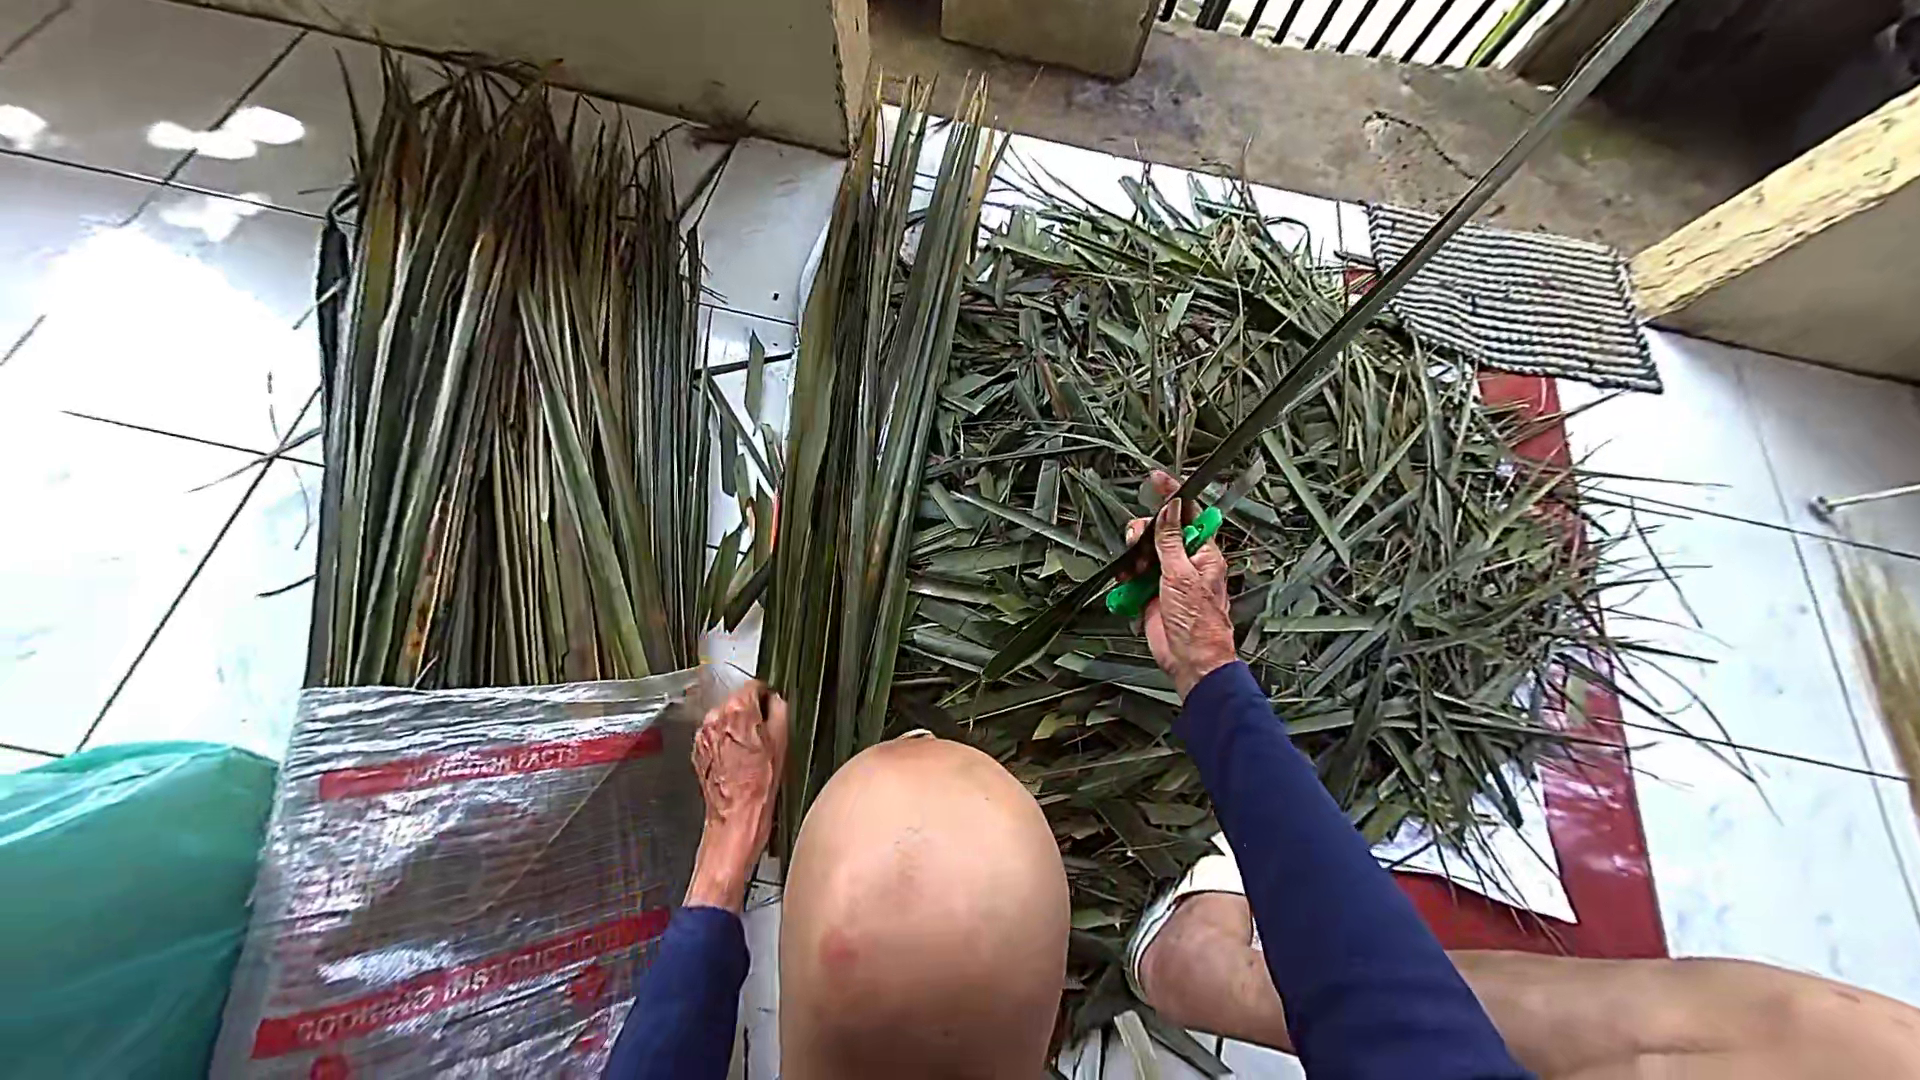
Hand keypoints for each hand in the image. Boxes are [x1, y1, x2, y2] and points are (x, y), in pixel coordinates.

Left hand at [684, 679, 788, 912]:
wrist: (735, 817)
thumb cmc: (760, 784)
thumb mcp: (783, 740)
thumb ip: (780, 709)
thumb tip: (775, 700)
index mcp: (738, 710)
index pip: (754, 685)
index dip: (767, 698)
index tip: (773, 710)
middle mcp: (715, 718)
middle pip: (738, 701)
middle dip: (751, 713)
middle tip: (765, 736)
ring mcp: (703, 735)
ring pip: (725, 718)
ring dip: (737, 728)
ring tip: (751, 752)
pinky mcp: (698, 750)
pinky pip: (716, 735)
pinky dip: (726, 742)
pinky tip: (739, 760)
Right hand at [1125, 470, 1236, 698]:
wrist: (1189, 660)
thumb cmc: (1199, 624)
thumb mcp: (1182, 574)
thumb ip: (1171, 540)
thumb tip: (1170, 510)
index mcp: (1204, 553)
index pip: (1188, 514)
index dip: (1173, 496)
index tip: (1158, 480)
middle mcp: (1186, 563)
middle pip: (1159, 531)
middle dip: (1144, 532)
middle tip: (1138, 542)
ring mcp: (1168, 579)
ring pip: (1144, 552)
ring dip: (1134, 557)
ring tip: (1135, 569)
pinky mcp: (1152, 594)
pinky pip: (1134, 576)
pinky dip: (1127, 577)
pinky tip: (1128, 583)